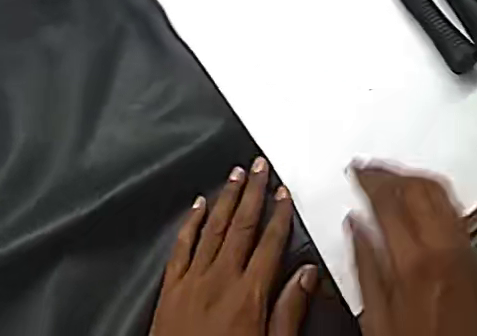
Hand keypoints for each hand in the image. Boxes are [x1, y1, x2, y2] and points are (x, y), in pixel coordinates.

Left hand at [151, 159, 318, 335]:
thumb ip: (289, 312)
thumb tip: (306, 275)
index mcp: (249, 295)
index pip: (269, 243)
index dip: (279, 214)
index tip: (284, 192)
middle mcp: (221, 280)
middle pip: (242, 225)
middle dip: (254, 192)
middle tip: (260, 165)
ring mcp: (192, 281)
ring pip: (214, 227)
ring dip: (227, 197)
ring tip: (236, 173)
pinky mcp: (170, 289)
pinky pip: (181, 246)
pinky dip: (191, 222)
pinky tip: (198, 204)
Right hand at [348, 164, 476, 335]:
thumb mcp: (380, 320)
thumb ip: (365, 266)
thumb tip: (353, 224)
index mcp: (414, 261)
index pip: (387, 199)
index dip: (367, 177)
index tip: (356, 171)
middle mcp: (442, 245)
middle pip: (414, 186)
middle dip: (388, 171)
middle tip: (370, 168)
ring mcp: (462, 247)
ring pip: (437, 189)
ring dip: (411, 176)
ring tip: (393, 175)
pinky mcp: (475, 252)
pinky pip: (453, 205)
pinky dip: (433, 189)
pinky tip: (422, 193)